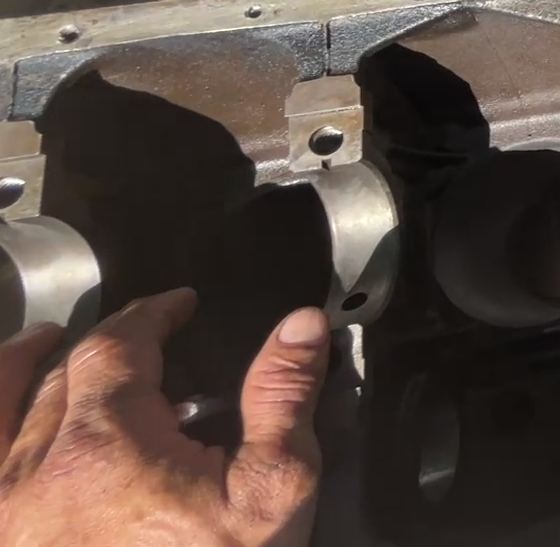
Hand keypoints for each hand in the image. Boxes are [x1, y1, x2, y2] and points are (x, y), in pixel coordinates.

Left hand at [0, 289, 331, 545]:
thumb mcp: (275, 482)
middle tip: (129, 325)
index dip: (148, 315)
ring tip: (31, 348)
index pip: (114, 351)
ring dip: (9, 374)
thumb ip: (284, 394)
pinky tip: (6, 428)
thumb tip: (302, 321)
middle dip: (92, 341)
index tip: (179, 303)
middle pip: (47, 380)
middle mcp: (21, 478)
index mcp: (104, 447)